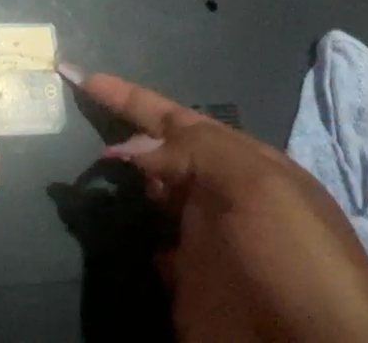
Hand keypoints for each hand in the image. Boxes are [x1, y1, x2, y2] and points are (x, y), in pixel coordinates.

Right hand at [65, 67, 367, 342]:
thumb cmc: (297, 260)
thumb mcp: (260, 187)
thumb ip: (195, 153)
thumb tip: (129, 147)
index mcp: (241, 163)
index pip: (175, 118)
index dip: (129, 97)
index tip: (81, 75)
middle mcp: (218, 197)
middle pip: (157, 155)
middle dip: (119, 135)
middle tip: (71, 126)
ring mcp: (204, 245)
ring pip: (149, 200)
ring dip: (119, 186)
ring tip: (78, 178)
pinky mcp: (190, 293)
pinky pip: (148, 252)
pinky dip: (128, 239)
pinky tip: (108, 234)